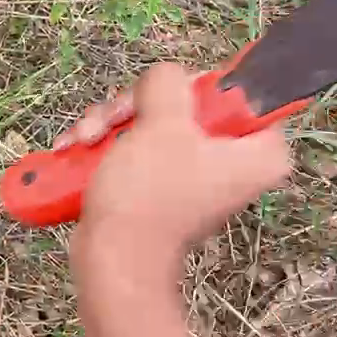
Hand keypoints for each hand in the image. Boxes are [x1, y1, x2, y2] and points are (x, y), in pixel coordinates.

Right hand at [64, 64, 291, 279]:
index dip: (190, 87)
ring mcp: (193, 176)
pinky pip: (137, 148)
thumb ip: (169, 83)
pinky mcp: (160, 186)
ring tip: (84, 141)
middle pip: (183, 105)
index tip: (155, 100)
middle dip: (132, 109)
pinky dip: (107, 145)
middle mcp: (234, 163)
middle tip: (108, 122)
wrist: (113, 259)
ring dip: (110, 125)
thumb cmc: (147, 194)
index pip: (237, 92)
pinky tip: (77, 148)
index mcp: (260, 151)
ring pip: (151, 123)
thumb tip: (167, 78)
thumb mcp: (161, 123)